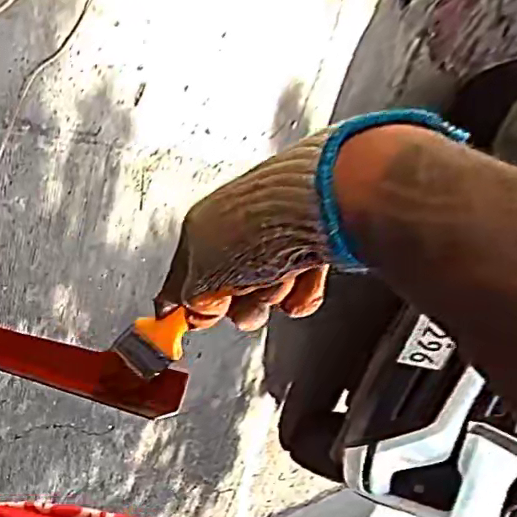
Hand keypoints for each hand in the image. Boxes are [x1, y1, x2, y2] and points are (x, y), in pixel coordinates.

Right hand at [155, 130, 333, 331]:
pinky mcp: (319, 231)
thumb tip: (192, 309)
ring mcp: (278, 225)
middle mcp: (235, 221)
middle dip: (236, 303)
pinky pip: (304, 275)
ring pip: (266, 282)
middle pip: (227, 283)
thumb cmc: (263, 227)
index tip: (191, 321)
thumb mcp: (202, 277)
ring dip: (270, 295)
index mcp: (198, 225)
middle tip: (243, 307)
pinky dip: (304, 289)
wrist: (334, 195)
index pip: (182, 274)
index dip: (186, 302)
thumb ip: (187, 298)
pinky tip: (305, 287)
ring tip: (281, 286)